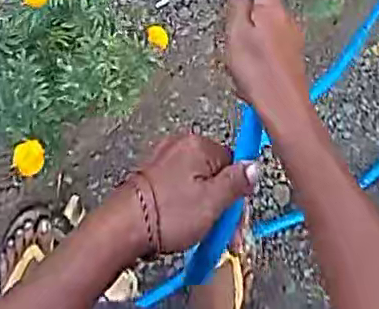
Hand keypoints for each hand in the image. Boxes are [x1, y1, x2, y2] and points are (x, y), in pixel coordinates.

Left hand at [103, 133, 255, 257]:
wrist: (124, 226)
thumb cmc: (166, 214)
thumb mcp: (212, 202)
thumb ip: (236, 183)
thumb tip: (254, 166)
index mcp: (198, 144)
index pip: (233, 163)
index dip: (237, 195)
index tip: (236, 220)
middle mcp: (181, 143)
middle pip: (215, 173)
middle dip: (221, 205)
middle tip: (221, 235)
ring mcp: (165, 157)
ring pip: (197, 182)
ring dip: (204, 208)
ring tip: (200, 233)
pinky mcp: (153, 173)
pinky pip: (180, 186)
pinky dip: (185, 204)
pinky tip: (183, 224)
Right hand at [224, 0, 309, 129]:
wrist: (285, 108)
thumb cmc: (257, 70)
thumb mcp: (236, 34)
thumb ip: (238, 5)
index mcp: (272, 7)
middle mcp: (286, 17)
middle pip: (265, 0)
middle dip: (245, 11)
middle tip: (231, 33)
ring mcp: (292, 36)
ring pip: (266, 23)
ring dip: (250, 33)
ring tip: (239, 59)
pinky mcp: (293, 54)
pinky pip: (272, 41)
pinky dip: (258, 49)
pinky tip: (249, 72)